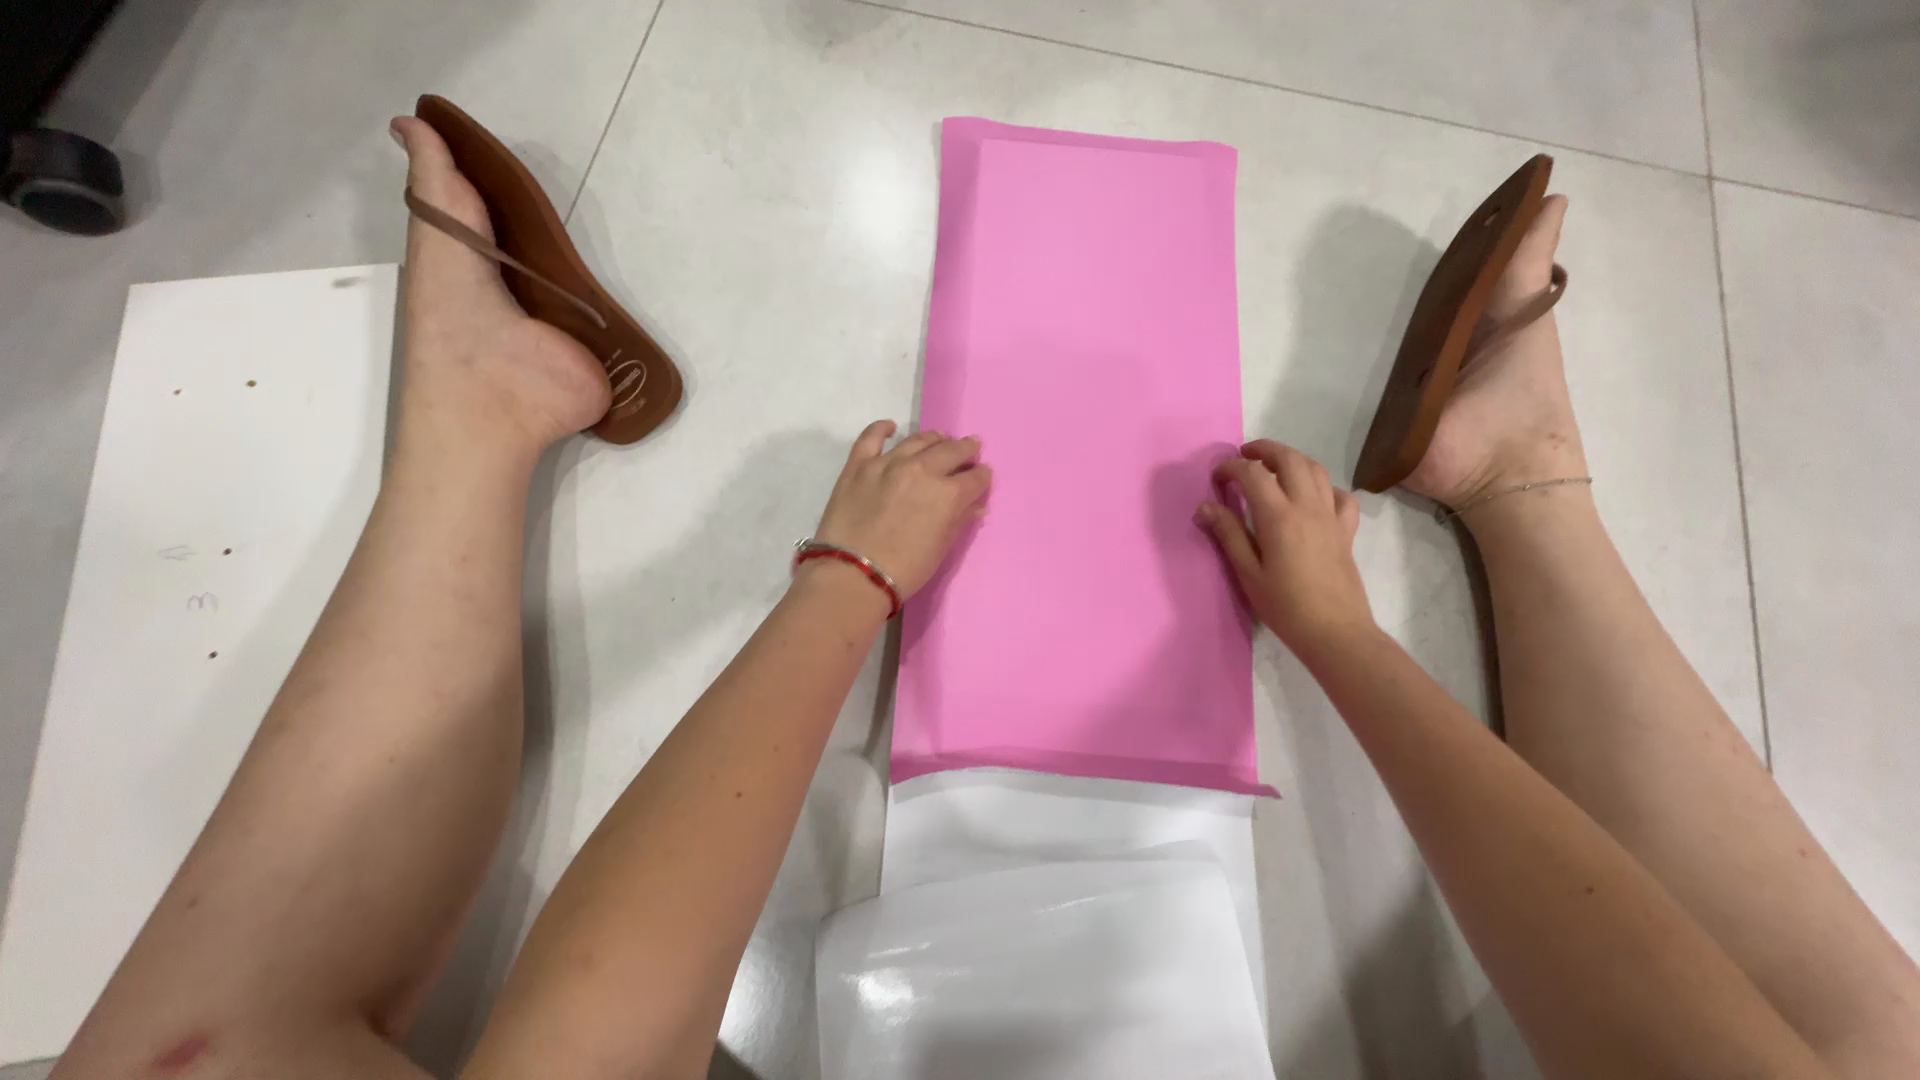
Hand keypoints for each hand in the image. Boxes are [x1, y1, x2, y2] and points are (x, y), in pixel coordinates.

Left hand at [810, 421, 992, 600]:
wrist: (853, 575)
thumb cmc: (905, 570)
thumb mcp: (941, 549)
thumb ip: (960, 521)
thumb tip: (976, 506)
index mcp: (948, 494)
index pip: (975, 478)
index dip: (982, 476)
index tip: (983, 475)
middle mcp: (922, 470)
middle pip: (951, 451)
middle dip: (965, 449)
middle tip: (970, 447)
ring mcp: (888, 463)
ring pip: (918, 440)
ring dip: (934, 439)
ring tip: (940, 439)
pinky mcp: (859, 464)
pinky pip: (871, 437)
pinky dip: (882, 428)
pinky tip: (890, 426)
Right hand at [1197, 440, 1373, 650]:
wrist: (1335, 631)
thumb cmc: (1285, 607)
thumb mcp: (1248, 573)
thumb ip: (1228, 534)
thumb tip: (1205, 506)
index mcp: (1279, 517)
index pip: (1253, 474)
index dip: (1232, 467)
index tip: (1217, 477)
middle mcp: (1308, 507)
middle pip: (1289, 459)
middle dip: (1264, 450)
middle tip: (1245, 455)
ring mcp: (1331, 516)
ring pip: (1316, 470)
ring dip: (1293, 460)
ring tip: (1273, 468)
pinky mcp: (1346, 530)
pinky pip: (1340, 495)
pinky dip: (1324, 486)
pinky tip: (1311, 497)